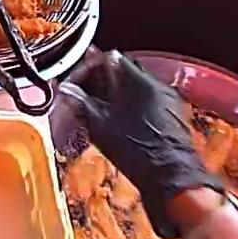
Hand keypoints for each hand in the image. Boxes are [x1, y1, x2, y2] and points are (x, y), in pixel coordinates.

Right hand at [64, 50, 221, 237]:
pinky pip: (145, 100)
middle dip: (99, 80)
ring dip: (113, 92)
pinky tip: (117, 121)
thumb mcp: (100, 124)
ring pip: (133, 86)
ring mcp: (167, 100)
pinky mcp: (172, 115)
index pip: (109, 59)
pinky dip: (128, 104)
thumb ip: (81, 102)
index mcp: (139, 81)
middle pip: (121, 70)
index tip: (75, 82)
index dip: (87, 68)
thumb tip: (65, 90)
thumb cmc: (137, 151)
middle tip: (82, 94)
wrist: (171, 180)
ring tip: (97, 109)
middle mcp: (157, 85)